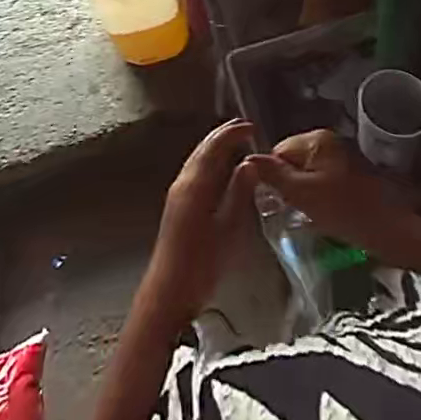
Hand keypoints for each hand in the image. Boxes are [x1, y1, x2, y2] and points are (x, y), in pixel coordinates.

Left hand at [142, 119, 256, 323]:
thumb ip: (239, 192)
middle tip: (242, 127)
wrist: (169, 292)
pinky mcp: (177, 208)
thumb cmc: (202, 262)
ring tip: (234, 143)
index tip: (251, 127)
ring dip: (214, 149)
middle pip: (202, 151)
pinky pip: (195, 173)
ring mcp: (177, 195)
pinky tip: (219, 172)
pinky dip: (209, 163)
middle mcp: (183, 183)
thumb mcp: (229, 227)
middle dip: (221, 136)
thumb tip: (250, 162)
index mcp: (195, 184)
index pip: (214, 148)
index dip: (232, 135)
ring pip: (197, 161)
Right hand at [245, 129, 420, 265]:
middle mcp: (329, 141)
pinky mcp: (350, 173)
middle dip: (288, 183)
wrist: (391, 232)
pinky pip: (321, 179)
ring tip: (308, 212)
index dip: (273, 175)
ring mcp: (342, 156)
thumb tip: (248, 159)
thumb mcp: (303, 194)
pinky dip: (317, 195)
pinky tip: (322, 212)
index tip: (277, 199)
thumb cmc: (345, 211)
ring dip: (302, 191)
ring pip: (306, 171)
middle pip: (292, 159)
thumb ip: (274, 175)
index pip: (278, 150)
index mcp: (317, 139)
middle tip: (292, 208)